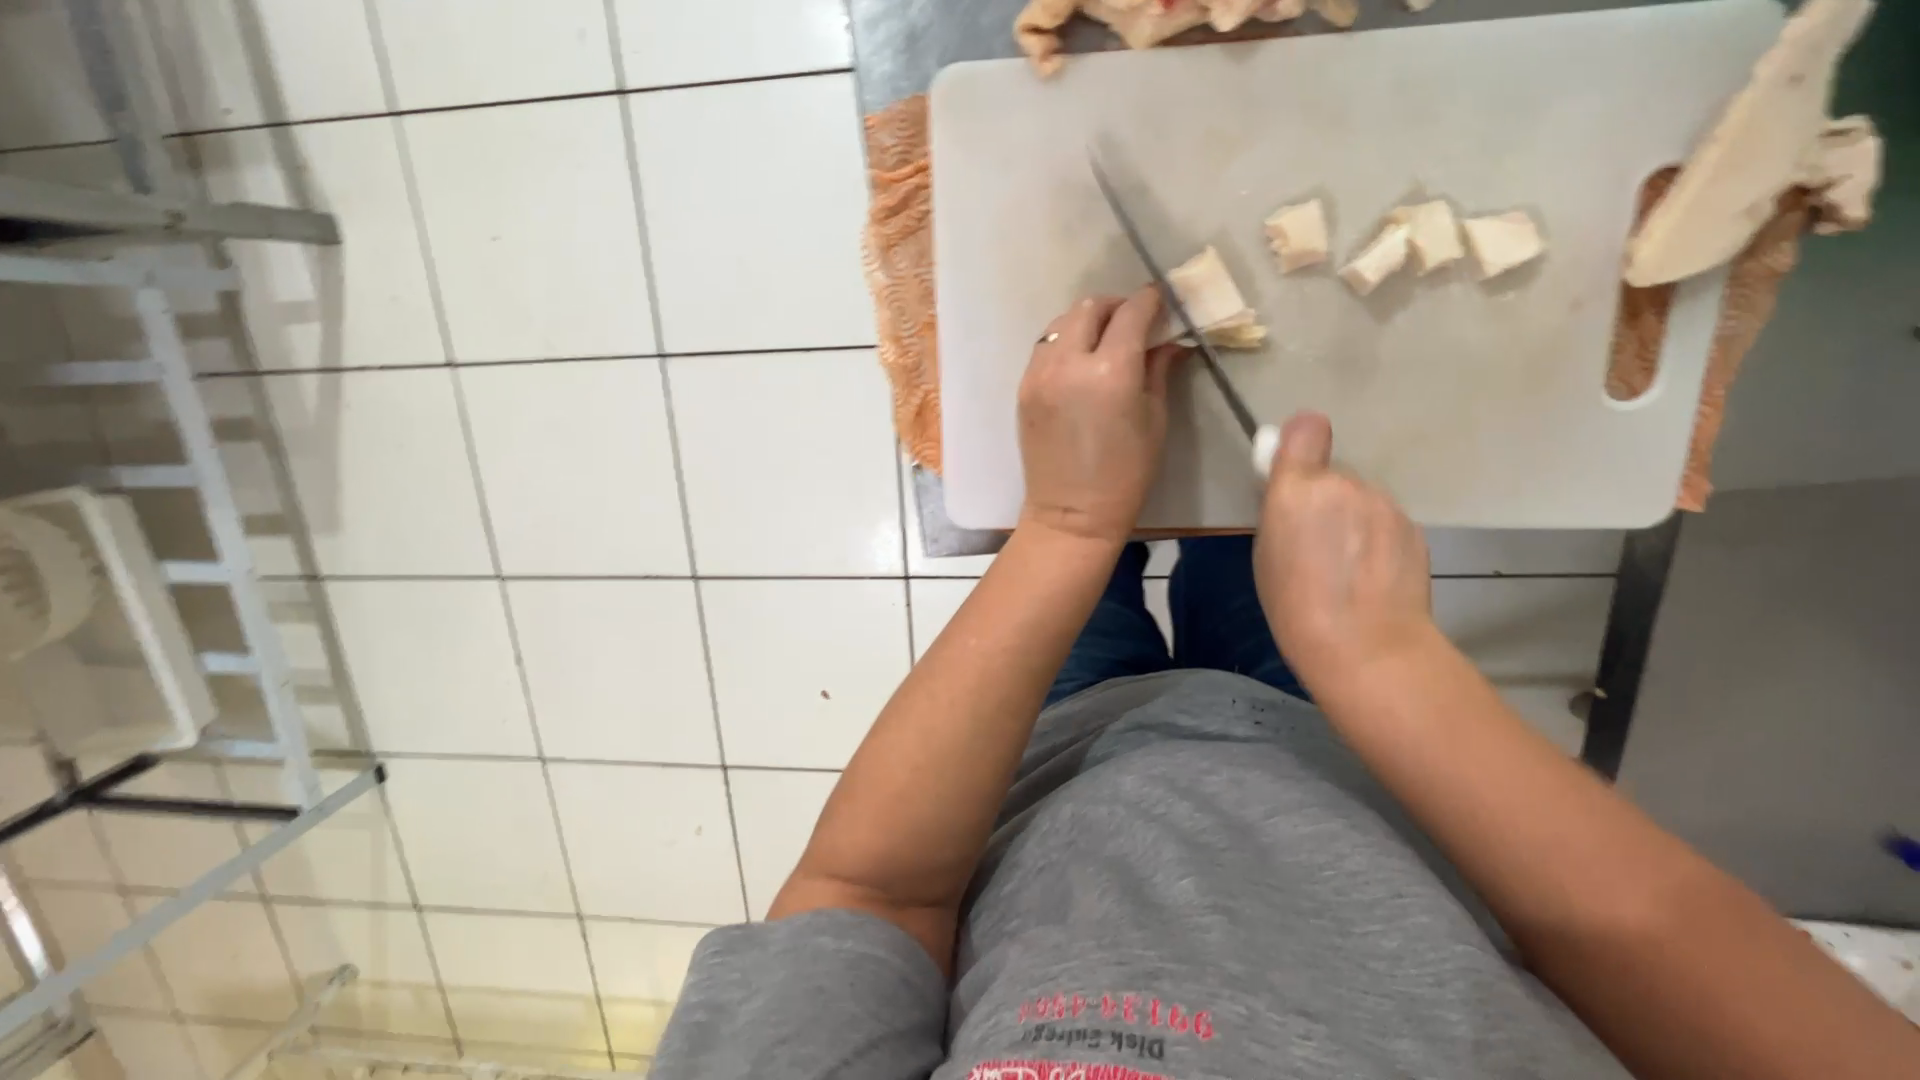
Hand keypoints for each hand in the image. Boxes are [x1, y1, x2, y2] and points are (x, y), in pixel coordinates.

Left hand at [1017, 288, 1185, 543]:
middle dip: (1115, 306)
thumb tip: (1170, 341)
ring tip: (1104, 339)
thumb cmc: (1125, 474)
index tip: (1161, 302)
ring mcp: (1039, 374)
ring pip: (1061, 323)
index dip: (1150, 302)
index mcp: (1111, 371)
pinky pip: (1044, 348)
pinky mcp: (1023, 389)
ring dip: (1085, 321)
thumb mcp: (1155, 419)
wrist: (1071, 513)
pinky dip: (1064, 343)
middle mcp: (1069, 363)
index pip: (1131, 313)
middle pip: (1089, 308)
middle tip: (1133, 321)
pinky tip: (1080, 362)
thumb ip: (1159, 370)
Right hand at [1254, 411, 1436, 685]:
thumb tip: (1296, 492)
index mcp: (1298, 488)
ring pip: (1361, 500)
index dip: (1300, 445)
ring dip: (1353, 521)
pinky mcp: (1413, 527)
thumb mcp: (1268, 553)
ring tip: (1347, 569)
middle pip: (1332, 476)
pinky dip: (1377, 541)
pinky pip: (1385, 523)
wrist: (1366, 647)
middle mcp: (1345, 484)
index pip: (1307, 428)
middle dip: (1324, 499)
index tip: (1295, 473)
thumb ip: (1283, 509)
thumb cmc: (1296, 606)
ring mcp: (1385, 504)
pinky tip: (1373, 578)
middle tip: (1316, 544)